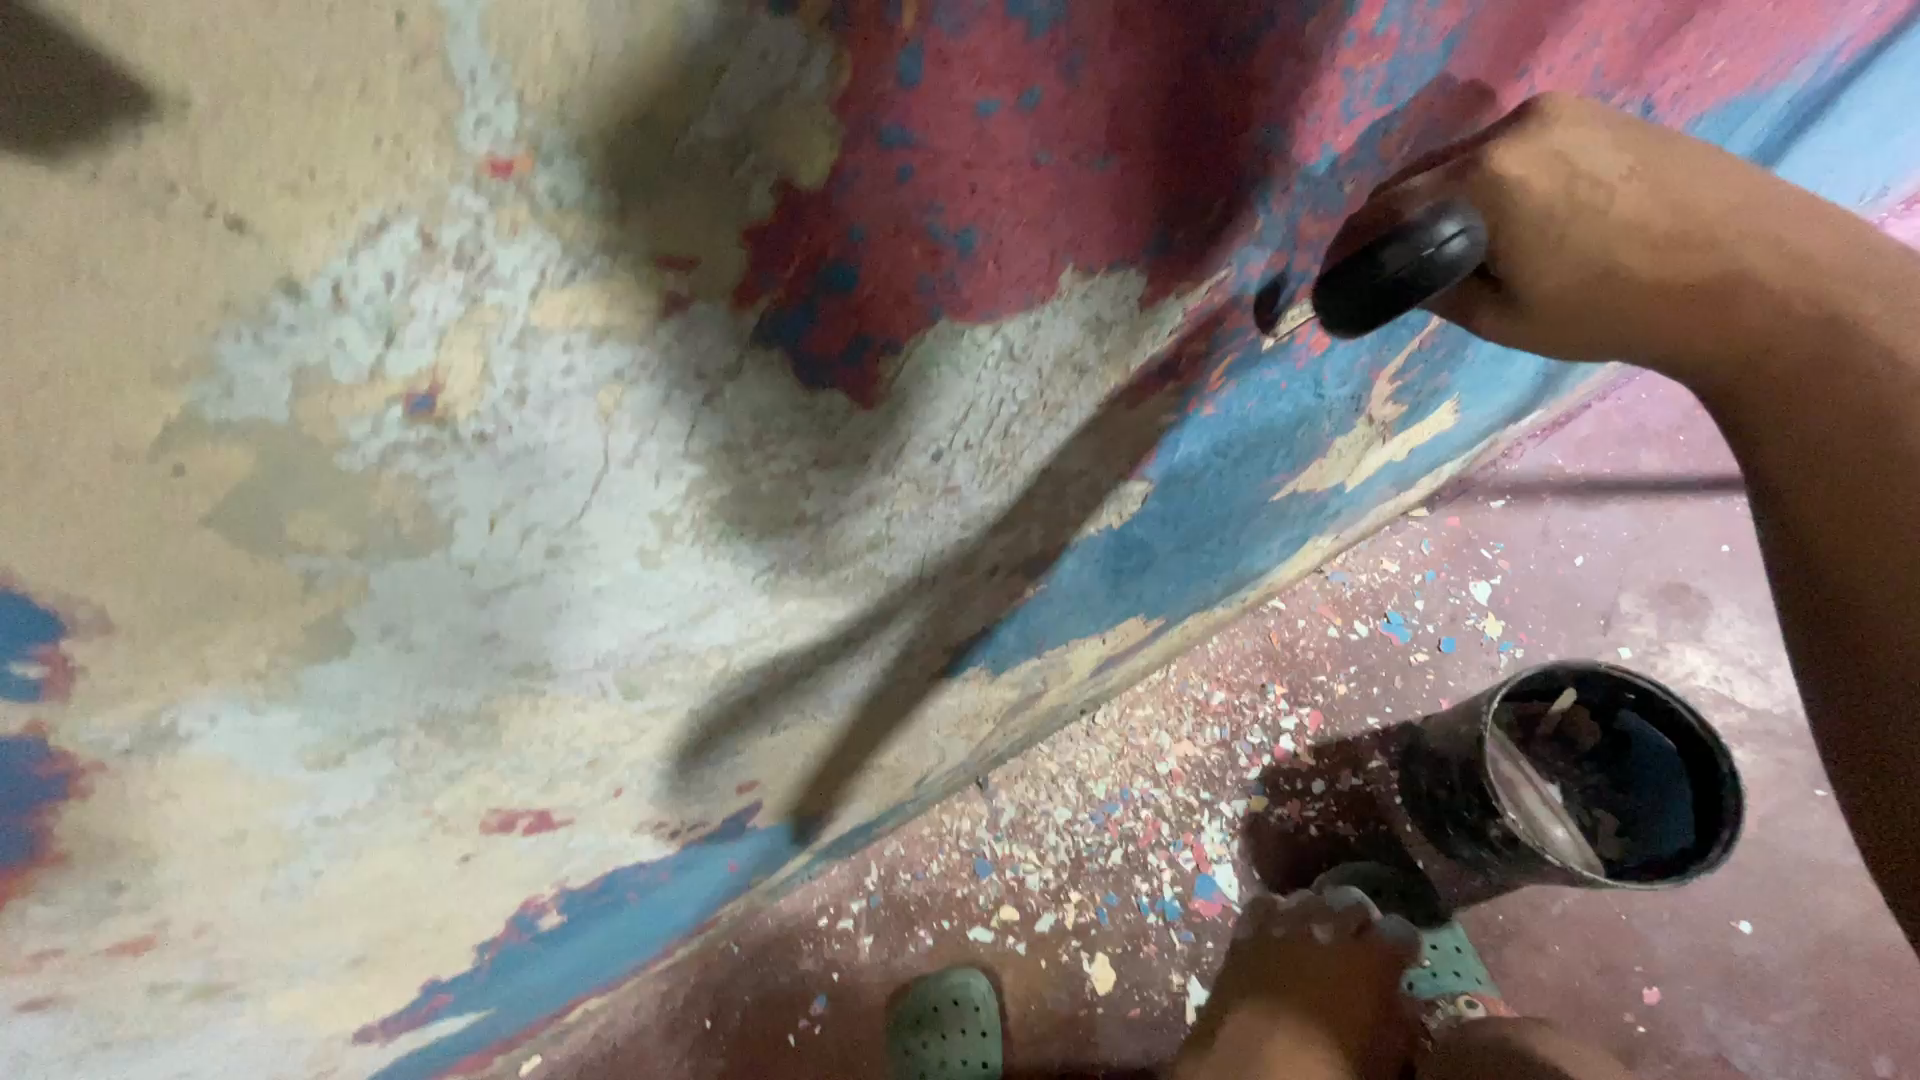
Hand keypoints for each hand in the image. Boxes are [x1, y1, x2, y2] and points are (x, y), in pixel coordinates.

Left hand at [1171, 887, 1419, 1079]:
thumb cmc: (1326, 1072)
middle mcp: (1325, 932)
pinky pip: (1264, 905)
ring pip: (1306, 897)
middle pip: (1351, 902)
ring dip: (1317, 911)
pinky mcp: (1244, 935)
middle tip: (1360, 942)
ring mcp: (1280, 928)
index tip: (1402, 955)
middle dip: (1360, 918)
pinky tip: (1278, 929)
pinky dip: (1276, 912)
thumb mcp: (1381, 1059)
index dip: (1403, 942)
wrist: (1250, 1073)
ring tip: (1319, 932)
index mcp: (1369, 963)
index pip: (1400, 930)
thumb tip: (1400, 1002)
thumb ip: (1396, 1023)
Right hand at [1333, 93, 1899, 380]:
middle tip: (1378, 266)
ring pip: (1463, 157)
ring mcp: (1560, 113)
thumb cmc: (1611, 310)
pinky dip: (1482, 182)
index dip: (1348, 246)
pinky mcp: (1595, 114)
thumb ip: (1433, 288)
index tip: (1332, 277)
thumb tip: (1396, 277)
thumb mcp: (1500, 316)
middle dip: (1388, 221)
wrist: (1752, 275)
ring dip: (1435, 200)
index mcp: (1485, 179)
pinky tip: (1493, 219)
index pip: (1384, 208)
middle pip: (1418, 174)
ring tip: (1435, 247)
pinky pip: (1509, 147)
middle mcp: (1514, 128)